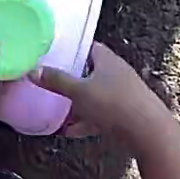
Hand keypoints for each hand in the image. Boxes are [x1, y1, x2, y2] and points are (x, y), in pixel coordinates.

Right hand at [28, 43, 169, 139]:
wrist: (146, 131)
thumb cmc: (113, 103)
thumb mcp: (79, 91)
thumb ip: (56, 81)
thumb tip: (33, 71)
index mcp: (106, 60)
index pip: (87, 47)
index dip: (70, 49)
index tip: (52, 55)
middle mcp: (116, 73)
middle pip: (88, 72)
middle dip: (70, 80)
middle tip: (50, 83)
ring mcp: (121, 94)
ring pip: (93, 96)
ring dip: (76, 104)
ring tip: (55, 110)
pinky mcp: (123, 114)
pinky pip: (99, 115)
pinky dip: (84, 121)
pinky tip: (69, 131)